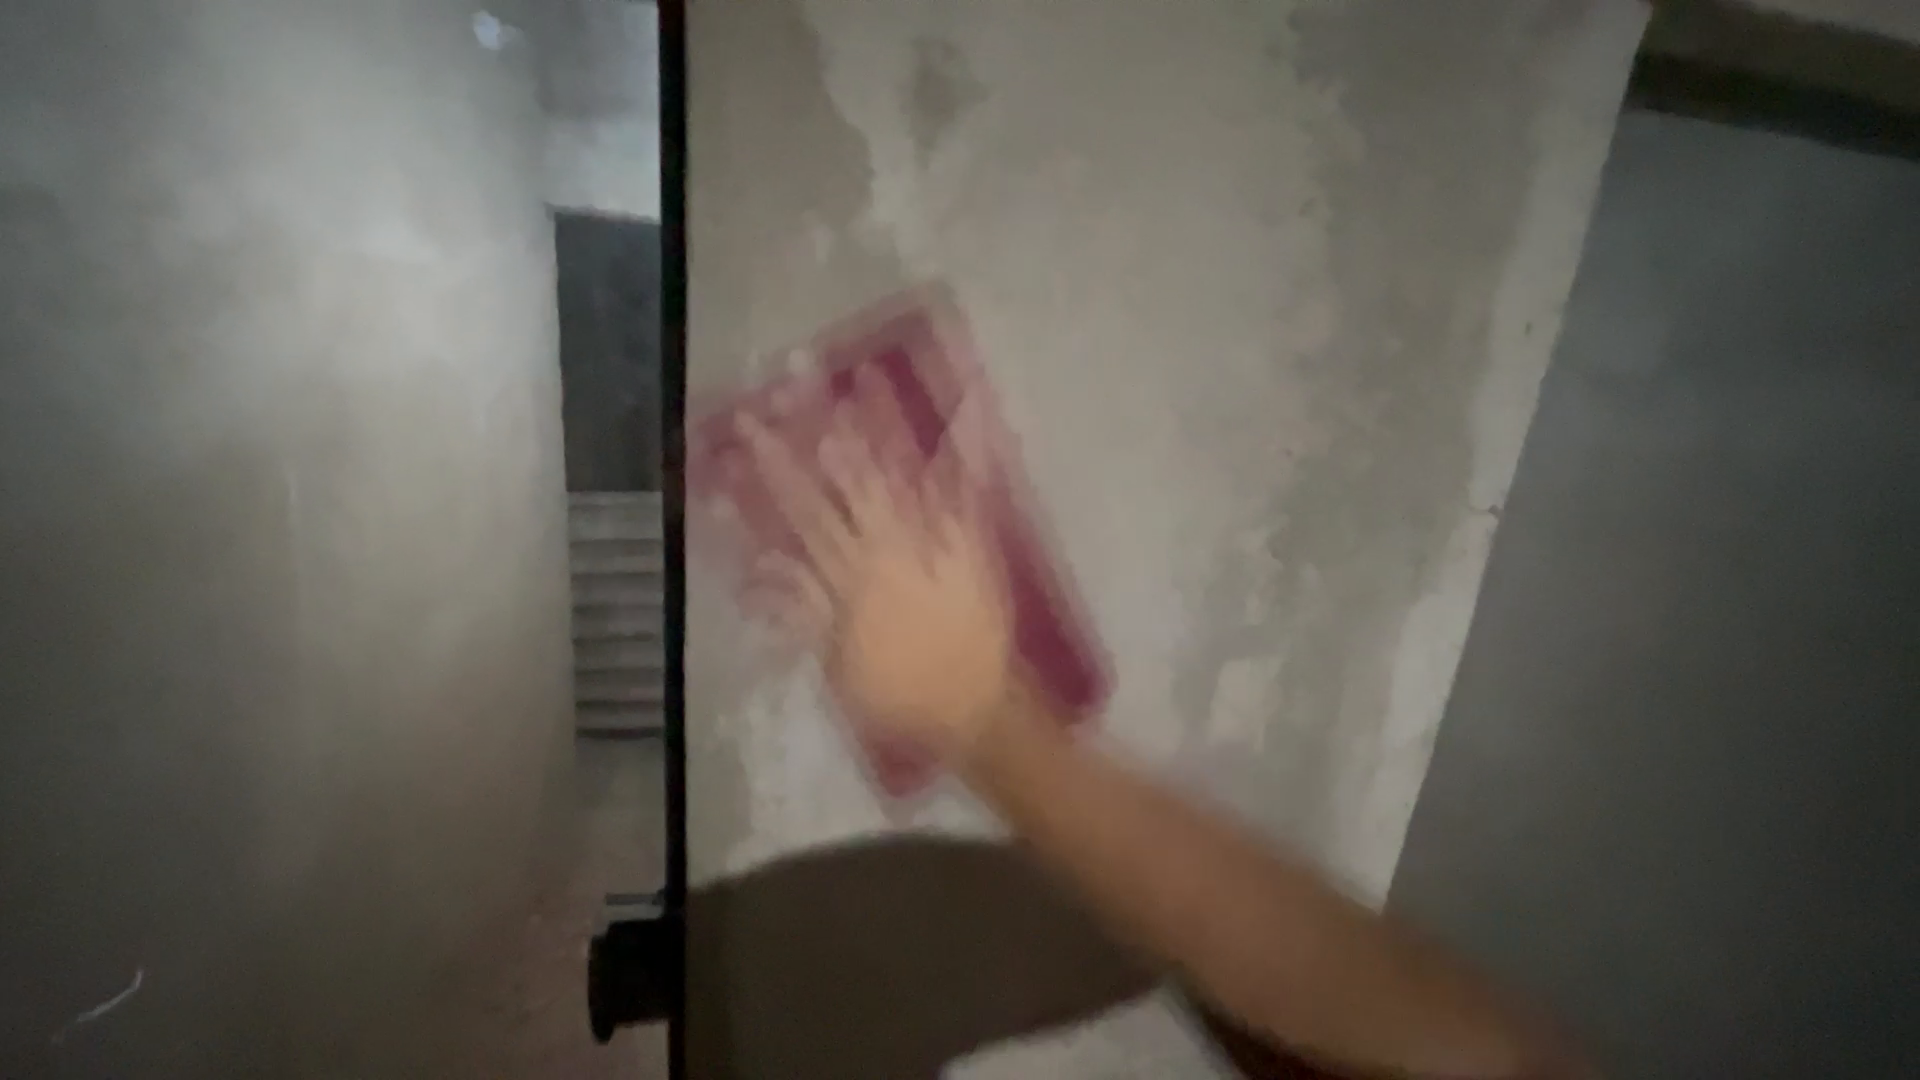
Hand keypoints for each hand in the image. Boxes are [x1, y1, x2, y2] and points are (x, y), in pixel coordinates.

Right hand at [741, 370, 1014, 759]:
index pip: (803, 513)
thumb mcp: (836, 664)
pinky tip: (973, 405)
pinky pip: (970, 491)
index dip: (774, 469)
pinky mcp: (973, 543)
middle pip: (845, 482)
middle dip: (815, 429)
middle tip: (791, 378)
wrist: (972, 708)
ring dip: (882, 424)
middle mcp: (888, 549)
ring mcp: (934, 542)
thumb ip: (801, 610)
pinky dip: (971, 449)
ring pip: (901, 475)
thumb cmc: (898, 695)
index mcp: (849, 578)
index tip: (749, 429)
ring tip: (864, 375)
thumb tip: (760, 567)